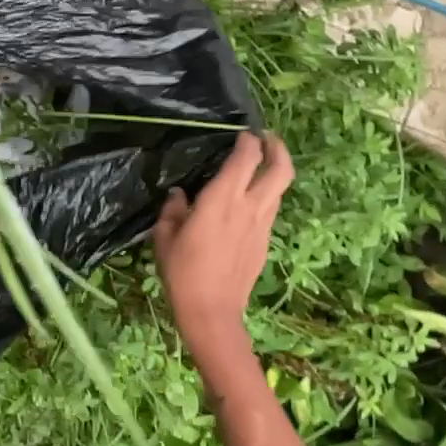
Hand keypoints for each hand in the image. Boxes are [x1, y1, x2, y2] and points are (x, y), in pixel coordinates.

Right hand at [153, 132, 293, 355]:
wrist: (212, 311)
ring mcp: (262, 226)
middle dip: (277, 148)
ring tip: (256, 166)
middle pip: (280, 169)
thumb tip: (179, 195)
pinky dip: (264, 196)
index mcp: (221, 200)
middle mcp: (248, 207)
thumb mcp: (165, 236)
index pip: (245, 159)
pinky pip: (270, 209)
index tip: (240, 133)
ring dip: (272, 172)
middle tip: (265, 138)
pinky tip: (245, 202)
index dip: (247, 141)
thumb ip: (173, 210)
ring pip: (278, 189)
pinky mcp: (265, 242)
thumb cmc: (182, 271)